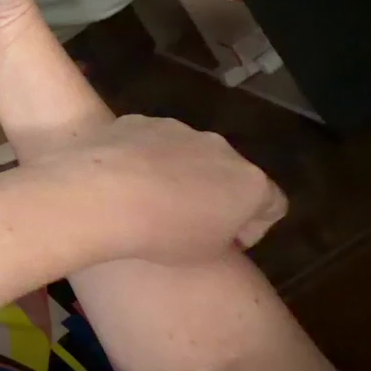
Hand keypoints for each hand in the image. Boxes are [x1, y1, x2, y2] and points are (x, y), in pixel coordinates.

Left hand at [33, 115, 287, 264]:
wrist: (98, 193)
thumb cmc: (162, 232)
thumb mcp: (207, 251)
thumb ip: (223, 231)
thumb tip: (212, 217)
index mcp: (249, 180)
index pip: (273, 203)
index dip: (254, 227)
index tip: (229, 242)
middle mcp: (218, 146)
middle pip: (228, 172)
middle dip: (214, 194)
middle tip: (187, 222)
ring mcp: (175, 128)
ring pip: (186, 153)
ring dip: (177, 173)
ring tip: (147, 200)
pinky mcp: (136, 120)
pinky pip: (149, 142)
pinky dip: (143, 158)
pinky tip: (120, 180)